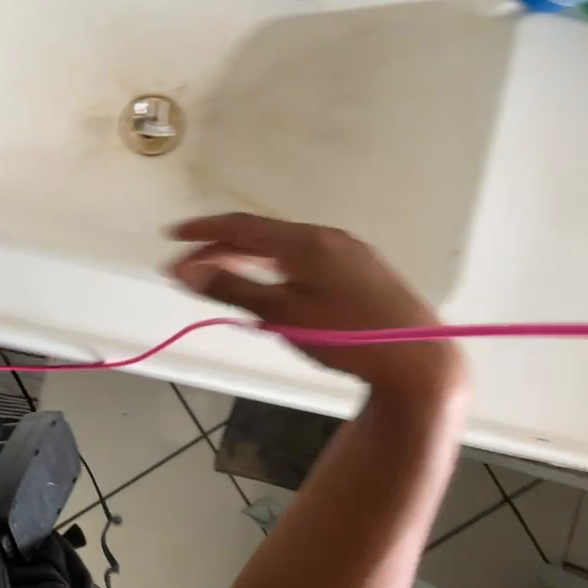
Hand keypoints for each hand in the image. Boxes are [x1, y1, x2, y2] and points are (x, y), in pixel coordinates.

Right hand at [167, 213, 463, 397]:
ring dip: (241, 259)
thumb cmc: (345, 336)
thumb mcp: (280, 315)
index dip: (202, 230)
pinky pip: (299, 258)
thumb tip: (184, 272)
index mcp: (306, 242)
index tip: (169, 236)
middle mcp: (326, 238)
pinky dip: (268, 266)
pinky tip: (260, 283)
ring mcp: (346, 252)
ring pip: (280, 248)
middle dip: (216, 250)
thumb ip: (230, 289)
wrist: (418, 362)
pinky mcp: (358, 270)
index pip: (241, 226)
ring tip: (214, 278)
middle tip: (183, 271)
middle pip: (259, 236)